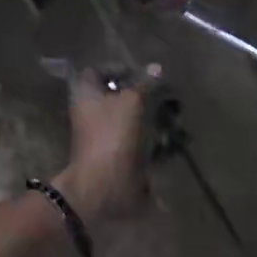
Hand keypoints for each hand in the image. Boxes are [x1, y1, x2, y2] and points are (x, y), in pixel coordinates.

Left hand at [52, 64, 161, 224]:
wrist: (103, 188)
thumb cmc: (113, 135)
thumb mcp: (132, 101)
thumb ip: (145, 83)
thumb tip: (157, 68)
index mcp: (86, 93)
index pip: (97, 70)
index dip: (118, 68)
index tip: (140, 75)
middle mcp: (89, 111)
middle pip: (115, 95)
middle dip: (140, 95)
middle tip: (162, 95)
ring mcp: (101, 136)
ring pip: (127, 119)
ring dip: (149, 117)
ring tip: (171, 118)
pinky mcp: (114, 157)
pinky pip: (133, 141)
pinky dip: (150, 140)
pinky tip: (169, 141)